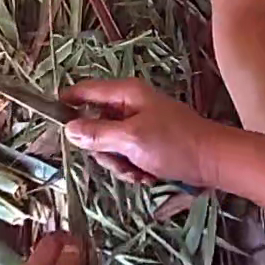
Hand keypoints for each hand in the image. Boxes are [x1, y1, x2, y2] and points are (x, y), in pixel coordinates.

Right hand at [62, 79, 229, 186]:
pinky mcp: (148, 142)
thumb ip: (98, 133)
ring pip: (109, 146)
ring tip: (139, 170)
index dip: (67, 102)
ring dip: (120, 164)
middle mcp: (131, 104)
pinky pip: (126, 156)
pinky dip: (133, 168)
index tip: (52, 120)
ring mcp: (139, 124)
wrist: (213, 161)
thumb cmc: (174, 144)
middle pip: (95, 125)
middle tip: (121, 161)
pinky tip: (148, 174)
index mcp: (127, 93)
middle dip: (104, 150)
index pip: (86, 90)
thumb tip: (68, 128)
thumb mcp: (131, 139)